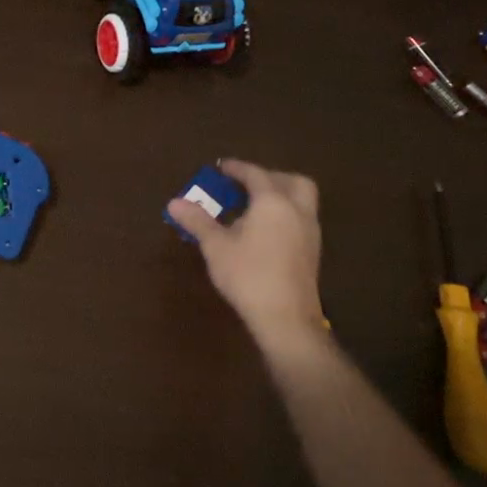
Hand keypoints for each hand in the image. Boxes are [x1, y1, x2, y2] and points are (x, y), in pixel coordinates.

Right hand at [167, 159, 323, 343]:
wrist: (286, 318)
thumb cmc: (248, 275)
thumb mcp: (215, 246)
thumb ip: (197, 221)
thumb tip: (174, 203)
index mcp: (272, 203)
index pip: (256, 174)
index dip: (237, 168)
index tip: (221, 167)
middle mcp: (297, 211)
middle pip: (292, 181)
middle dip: (270, 177)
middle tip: (246, 185)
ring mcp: (309, 232)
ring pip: (302, 201)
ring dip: (280, 196)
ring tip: (252, 207)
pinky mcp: (312, 252)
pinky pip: (301, 219)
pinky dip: (285, 214)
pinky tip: (264, 231)